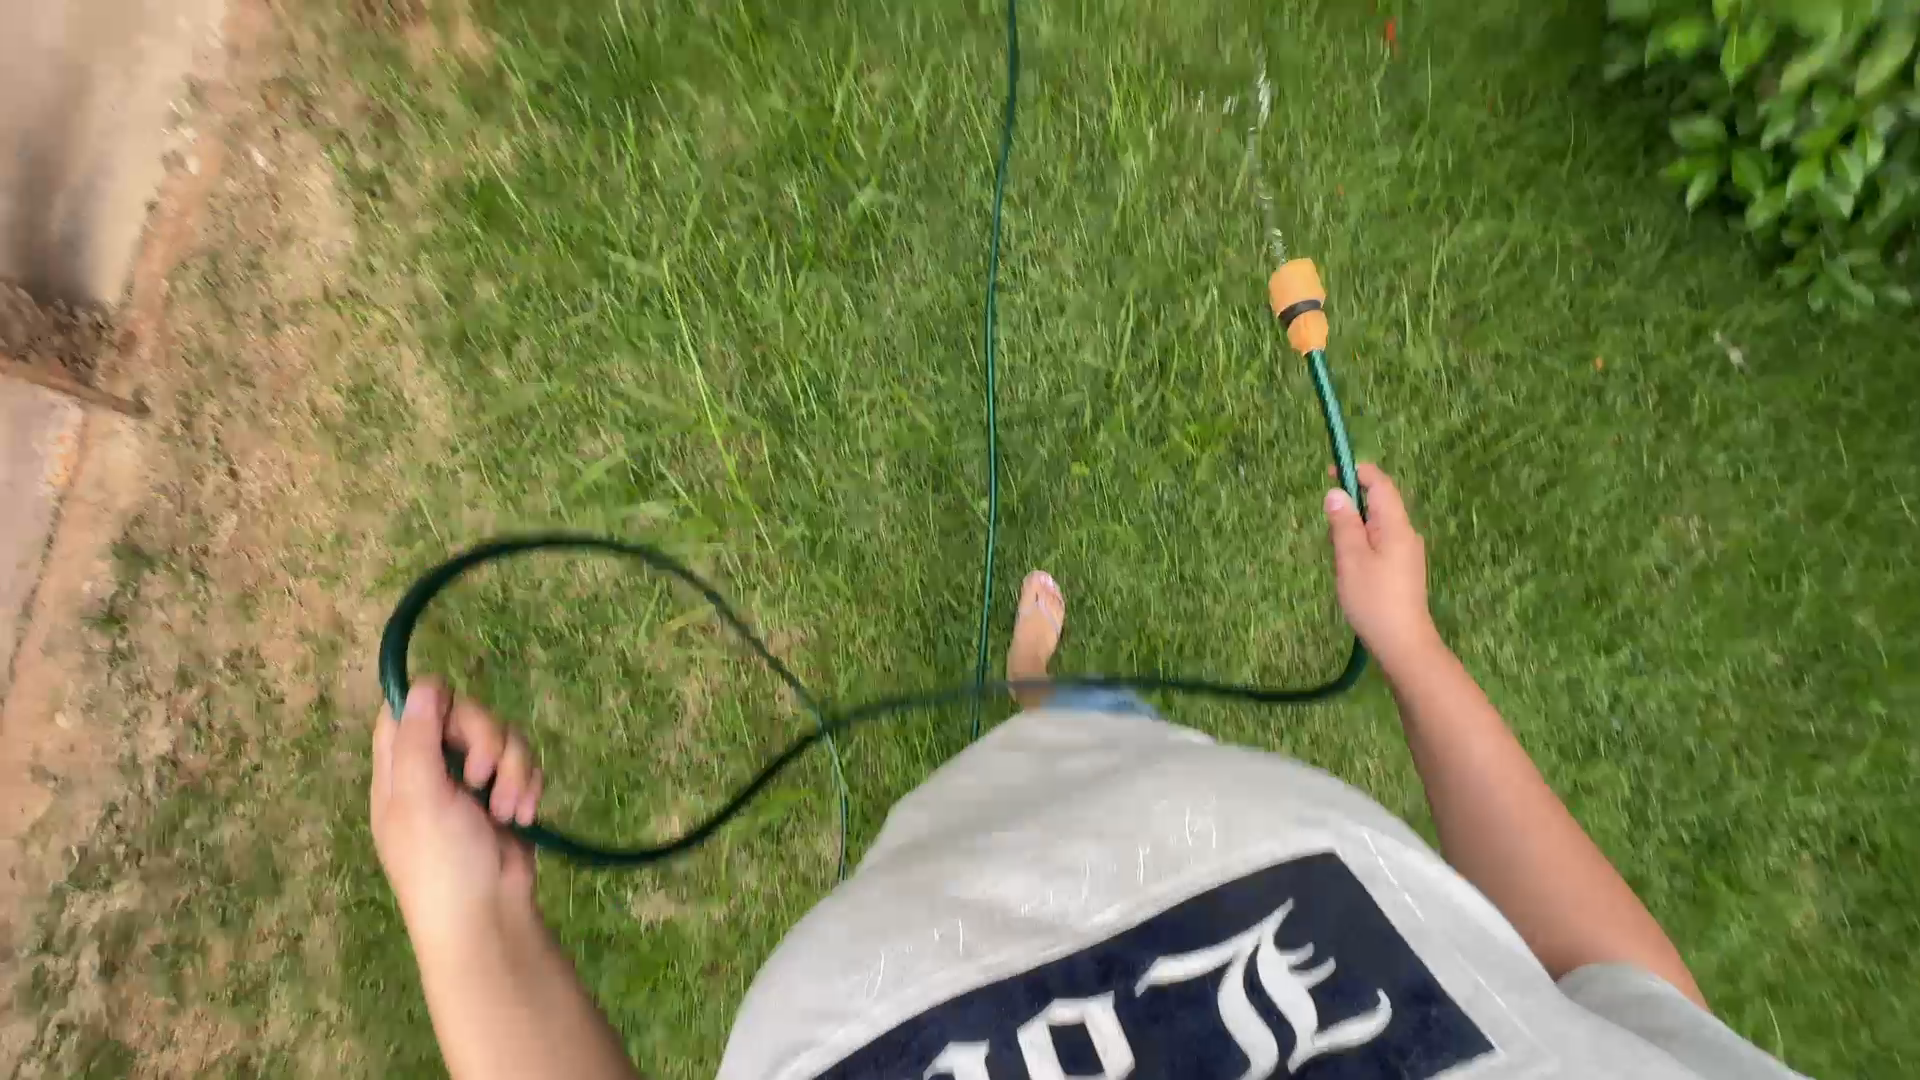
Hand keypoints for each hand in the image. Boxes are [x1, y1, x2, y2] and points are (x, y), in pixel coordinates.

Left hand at [371, 677, 544, 948]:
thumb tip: (426, 682)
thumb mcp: (422, 799)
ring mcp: (473, 783)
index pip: (409, 713)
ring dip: (514, 769)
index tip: (456, 717)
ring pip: (504, 739)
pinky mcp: (506, 793)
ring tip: (508, 809)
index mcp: (400, 771)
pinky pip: (525, 764)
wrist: (487, 913)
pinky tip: (523, 813)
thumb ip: (421, 740)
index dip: (435, 706)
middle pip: (466, 718)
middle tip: (483, 774)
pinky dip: (528, 786)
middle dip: (487, 741)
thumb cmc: (441, 862)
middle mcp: (435, 771)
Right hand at [1324, 463, 1441, 670]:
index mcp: (1396, 526)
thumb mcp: (1350, 558)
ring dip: (1355, 523)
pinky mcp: (1403, 567)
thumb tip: (1336, 492)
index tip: (1330, 472)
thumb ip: (1343, 523)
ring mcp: (1407, 551)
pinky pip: (1380, 540)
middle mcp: (1406, 533)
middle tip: (1327, 520)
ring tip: (1336, 547)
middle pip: (1380, 502)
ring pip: (1378, 523)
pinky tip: (1349, 562)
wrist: (1402, 641)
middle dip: (1352, 500)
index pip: (1380, 485)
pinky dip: (1362, 539)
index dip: (1357, 472)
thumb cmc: (1373, 598)